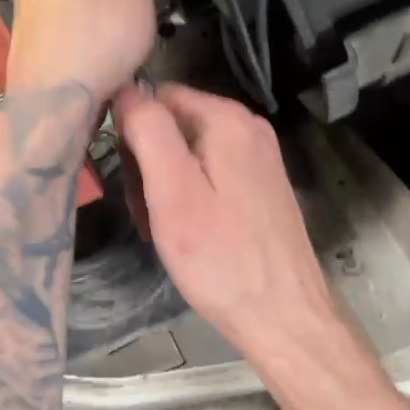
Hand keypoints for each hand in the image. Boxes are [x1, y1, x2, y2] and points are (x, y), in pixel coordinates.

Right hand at [113, 83, 330, 353]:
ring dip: (164, 180)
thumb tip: (124, 88)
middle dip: (148, 159)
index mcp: (227, 118)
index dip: (133, 131)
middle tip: (144, 208)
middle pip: (172, 121)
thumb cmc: (220, 257)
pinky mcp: (260, 183)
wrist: (284, 321)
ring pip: (187, 148)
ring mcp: (257, 155)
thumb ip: (147, 130)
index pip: (156, 96)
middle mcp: (247, 126)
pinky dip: (188, 193)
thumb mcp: (171, 190)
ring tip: (161, 224)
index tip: (130, 178)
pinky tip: (186, 228)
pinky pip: (208, 170)